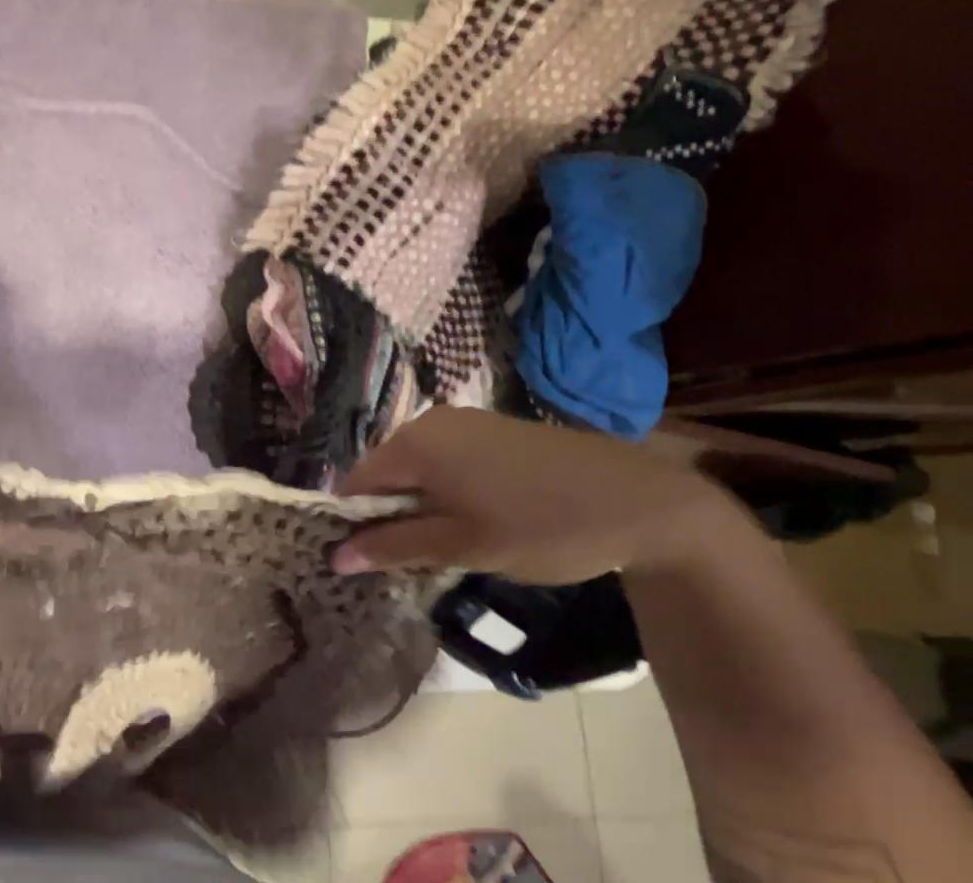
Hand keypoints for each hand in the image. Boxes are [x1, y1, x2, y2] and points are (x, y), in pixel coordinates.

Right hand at [333, 407, 749, 583]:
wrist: (650, 504)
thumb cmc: (543, 527)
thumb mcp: (463, 546)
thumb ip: (395, 548)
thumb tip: (335, 557)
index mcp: (415, 443)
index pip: (355, 482)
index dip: (354, 524)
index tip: (367, 562)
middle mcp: (433, 422)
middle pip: (387, 474)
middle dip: (391, 517)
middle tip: (413, 563)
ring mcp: (469, 423)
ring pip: (421, 470)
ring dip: (423, 508)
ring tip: (450, 548)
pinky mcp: (498, 432)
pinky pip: (450, 462)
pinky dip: (450, 493)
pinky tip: (479, 523)